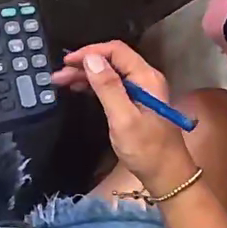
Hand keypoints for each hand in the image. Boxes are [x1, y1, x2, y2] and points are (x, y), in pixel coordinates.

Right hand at [52, 41, 195, 193]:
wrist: (166, 176)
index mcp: (146, 78)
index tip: (68, 62)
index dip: (91, 52)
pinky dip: (95, 86)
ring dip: (87, 75)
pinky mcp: (136, 104)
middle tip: (59, 75)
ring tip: (62, 81)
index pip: (117, 51)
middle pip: (112, 61)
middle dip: (85, 64)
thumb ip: (108, 87)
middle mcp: (145, 80)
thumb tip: (91, 58)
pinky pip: (113, 87)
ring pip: (111, 74)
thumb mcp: (124, 119)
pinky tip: (79, 89)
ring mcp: (141, 92)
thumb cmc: (146, 150)